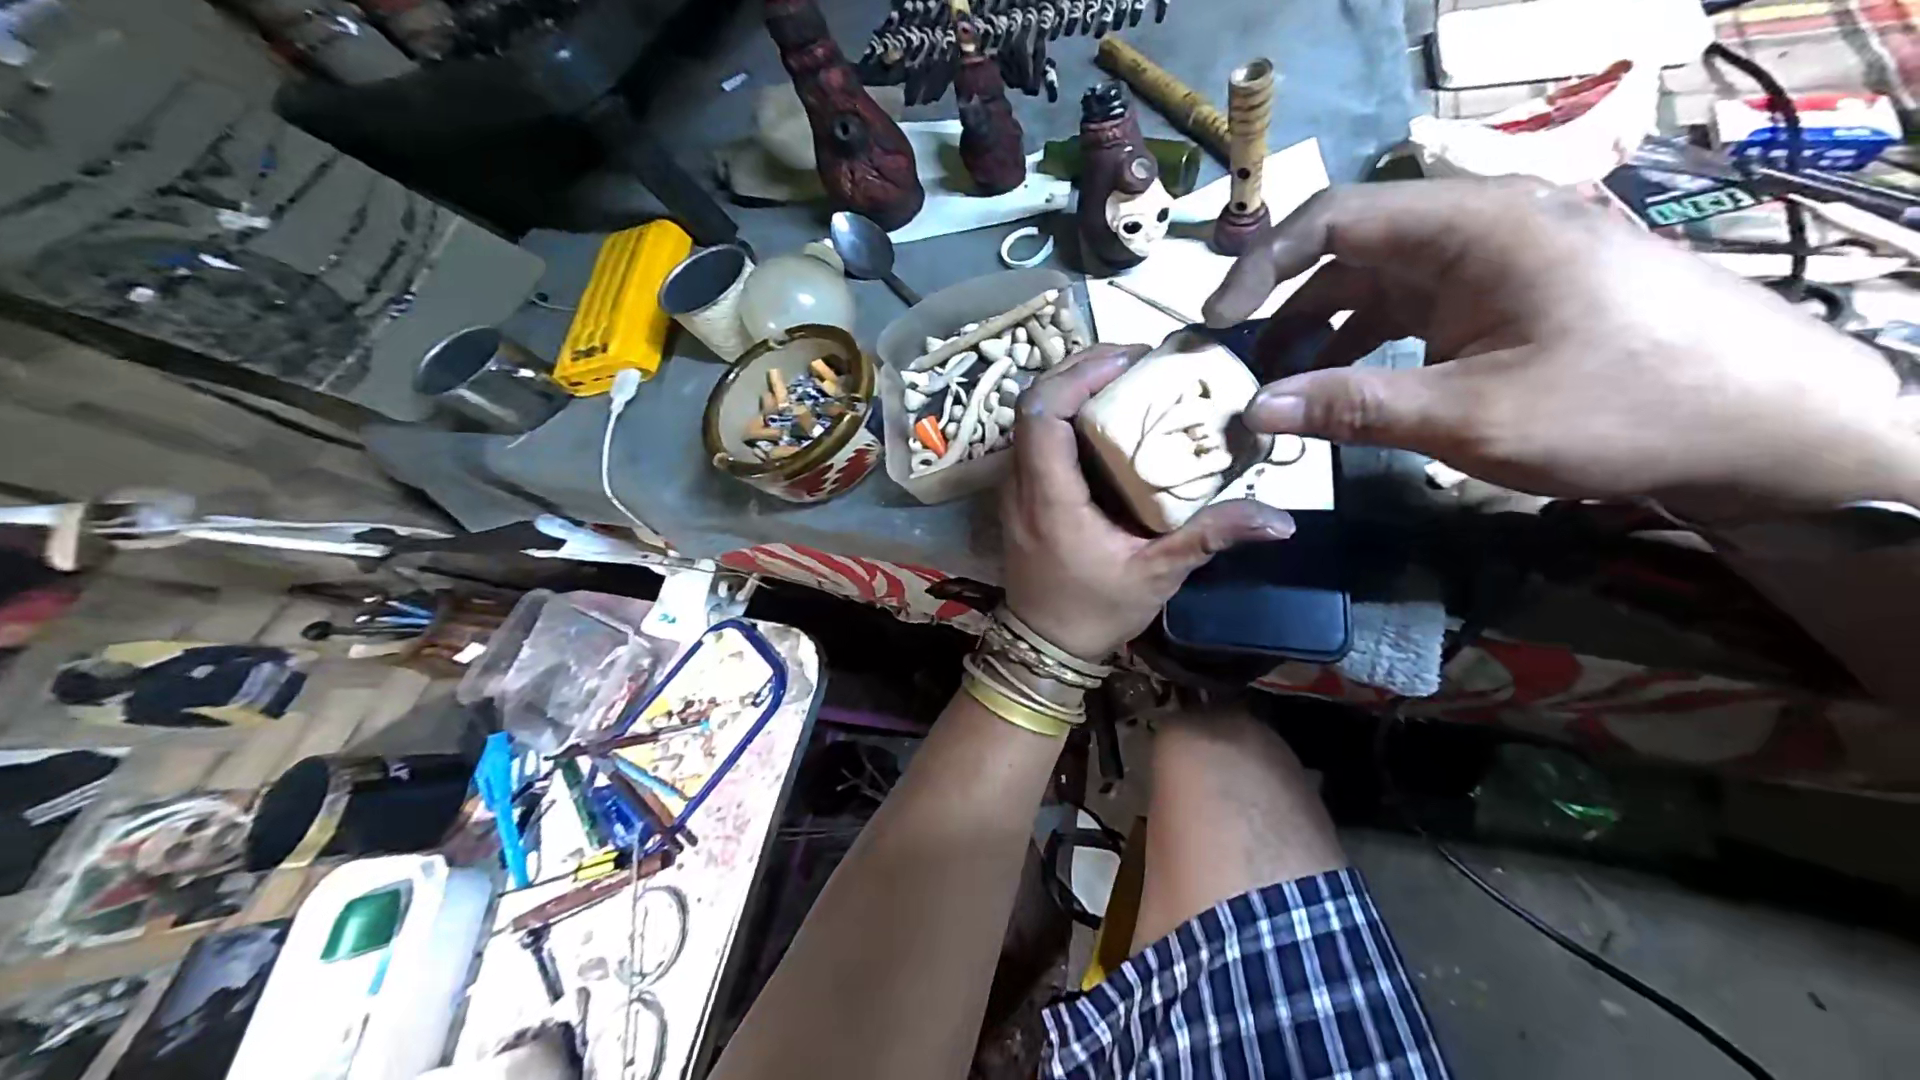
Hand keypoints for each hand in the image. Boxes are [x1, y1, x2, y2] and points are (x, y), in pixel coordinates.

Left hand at [999, 345, 1294, 659]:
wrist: (1045, 644)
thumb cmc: (1094, 610)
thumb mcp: (1156, 575)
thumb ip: (1208, 539)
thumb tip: (1280, 520)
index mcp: (1048, 496)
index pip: (1043, 413)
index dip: (1080, 376)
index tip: (1130, 361)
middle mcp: (1021, 483)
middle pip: (1035, 402)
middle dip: (1081, 370)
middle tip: (1138, 361)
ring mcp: (1015, 487)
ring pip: (1033, 418)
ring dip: (1074, 388)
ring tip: (1127, 378)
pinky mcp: (1022, 494)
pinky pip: (1037, 438)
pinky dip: (1068, 415)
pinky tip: (1109, 418)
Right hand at [1203, 178, 1919, 521]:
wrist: (1765, 428)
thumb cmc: (1622, 407)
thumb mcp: (1472, 415)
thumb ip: (1354, 406)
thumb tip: (1253, 411)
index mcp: (1473, 227)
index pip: (1335, 217)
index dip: (1262, 264)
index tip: (1217, 321)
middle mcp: (1475, 230)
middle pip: (1346, 249)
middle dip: (1280, 305)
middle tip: (1234, 363)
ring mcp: (1487, 265)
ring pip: (1370, 283)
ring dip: (1314, 331)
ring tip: (1273, 385)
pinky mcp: (1496, 300)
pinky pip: (1403, 310)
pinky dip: (1356, 345)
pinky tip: (1333, 386)